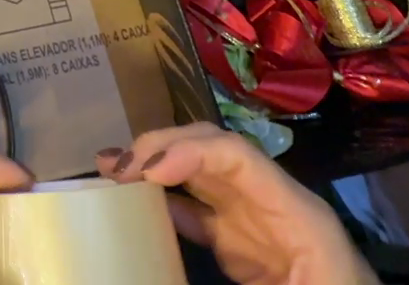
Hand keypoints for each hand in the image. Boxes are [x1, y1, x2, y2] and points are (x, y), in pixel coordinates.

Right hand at [99, 123, 375, 284]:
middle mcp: (271, 203)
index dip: (188, 151)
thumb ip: (235, 258)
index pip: (237, 155)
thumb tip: (163, 259)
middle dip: (161, 149)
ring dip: (153, 165)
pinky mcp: (243, 246)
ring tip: (110, 167)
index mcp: (297, 212)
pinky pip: (197, 212)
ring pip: (198, 174)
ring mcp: (255, 222)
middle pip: (212, 151)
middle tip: (117, 166)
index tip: (146, 171)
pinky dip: (162, 202)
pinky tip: (132, 202)